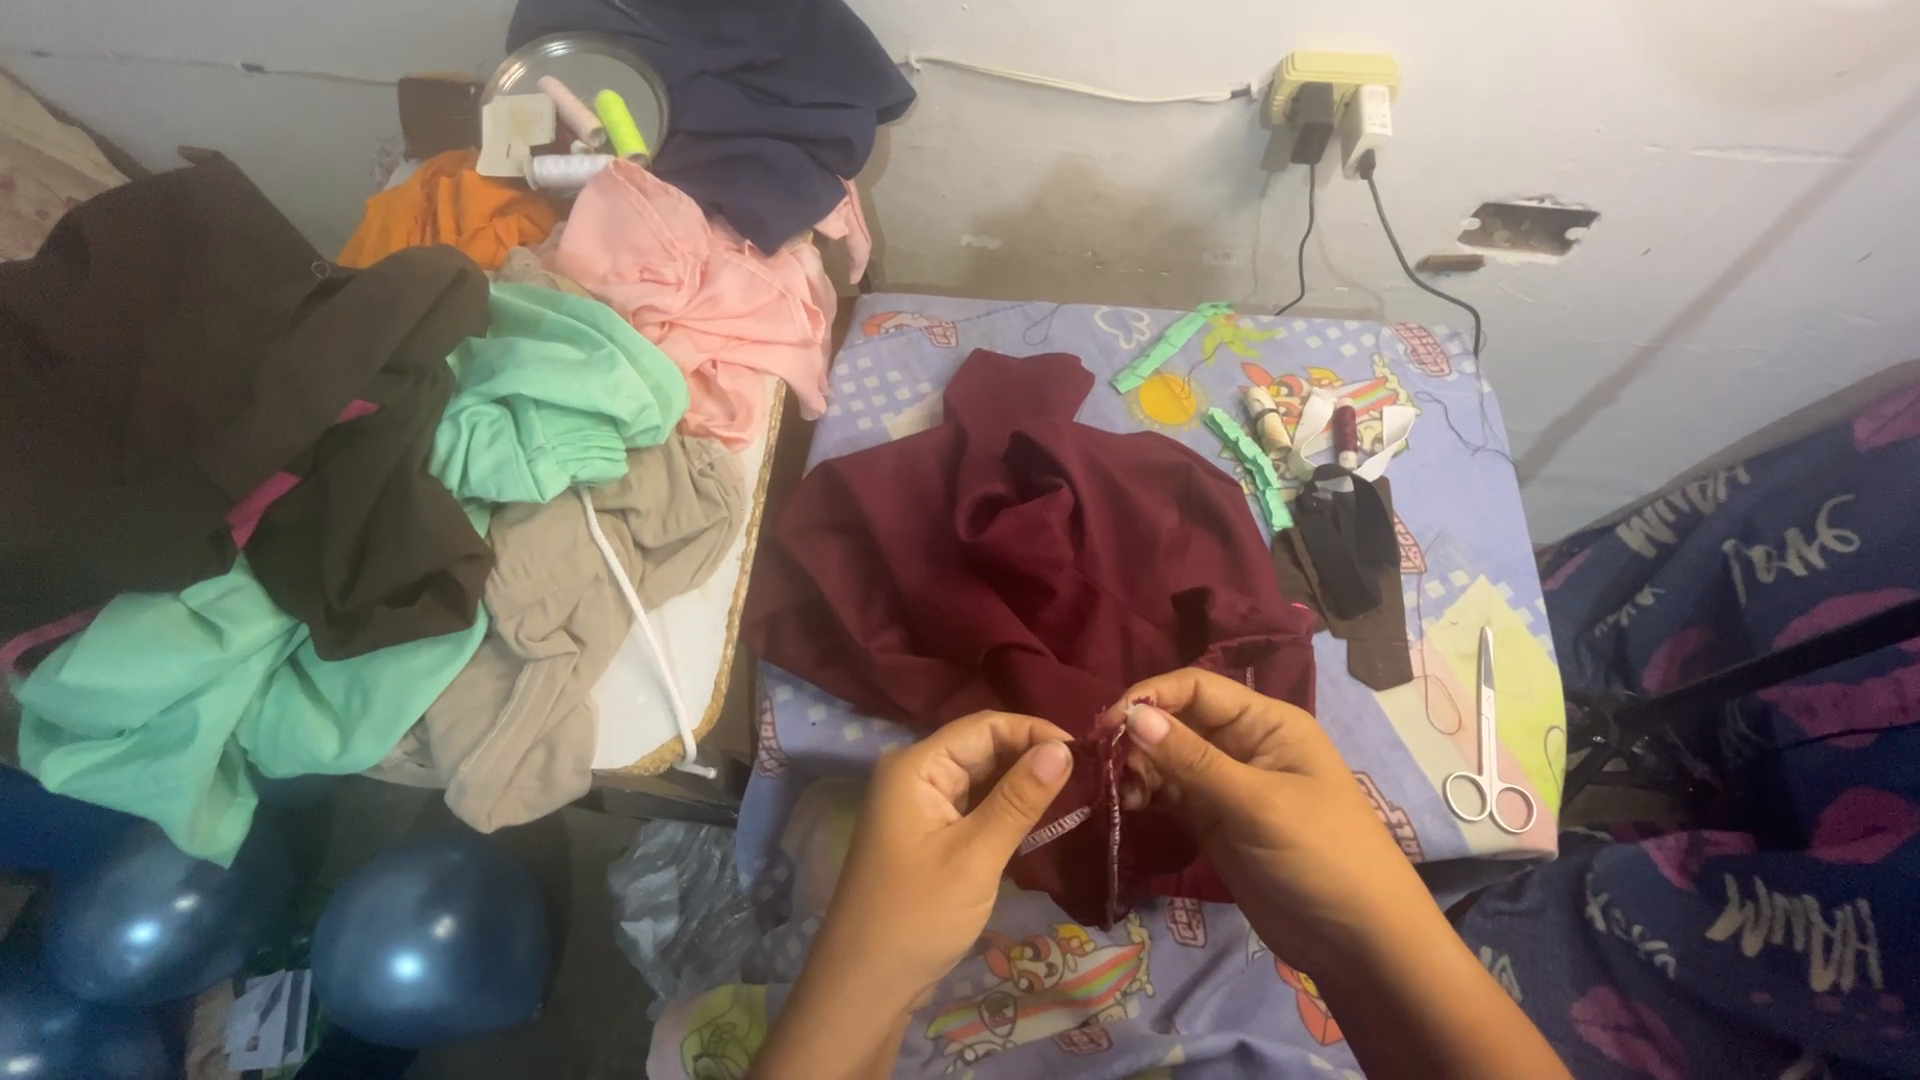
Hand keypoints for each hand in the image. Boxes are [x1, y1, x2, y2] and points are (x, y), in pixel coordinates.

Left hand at [807, 710, 1074, 1008]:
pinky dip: (1006, 810)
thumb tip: (1064, 749)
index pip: (984, 726)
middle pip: (983, 748)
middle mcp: (915, 774)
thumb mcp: (975, 857)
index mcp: (916, 766)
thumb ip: (1019, 799)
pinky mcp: (929, 833)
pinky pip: (974, 805)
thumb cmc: (917, 917)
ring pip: (981, 778)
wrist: (864, 988)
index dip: (1035, 732)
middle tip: (1090, 777)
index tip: (1087, 754)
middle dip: (1032, 757)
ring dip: (1023, 785)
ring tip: (1077, 795)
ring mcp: (921, 805)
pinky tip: (1043, 819)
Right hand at [1103, 668, 1431, 976]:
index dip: (1150, 697)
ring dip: (1136, 767)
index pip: (1196, 687)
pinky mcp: (1212, 817)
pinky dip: (1144, 793)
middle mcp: (1242, 742)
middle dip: (1138, 735)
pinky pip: (1168, 791)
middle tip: (1103, 763)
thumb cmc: (1322, 856)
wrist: (1359, 945)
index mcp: (1265, 722)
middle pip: (1176, 720)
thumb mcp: (1257, 804)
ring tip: (1117, 792)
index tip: (1108, 723)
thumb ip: (1192, 760)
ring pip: (1166, 756)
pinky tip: (1127, 806)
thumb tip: (1131, 715)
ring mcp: (1225, 781)